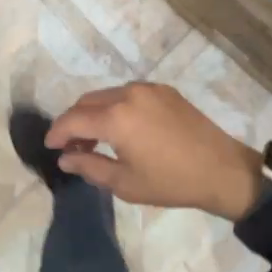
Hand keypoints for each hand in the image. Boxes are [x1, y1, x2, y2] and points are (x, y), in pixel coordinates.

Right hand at [46, 83, 263, 219]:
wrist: (221, 169)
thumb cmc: (170, 182)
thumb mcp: (125, 183)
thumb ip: (89, 166)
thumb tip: (65, 157)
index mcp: (115, 117)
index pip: (73, 119)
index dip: (57, 132)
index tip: (49, 146)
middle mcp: (127, 94)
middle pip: (87, 102)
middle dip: (73, 122)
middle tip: (71, 147)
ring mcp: (147, 88)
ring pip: (107, 95)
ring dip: (94, 114)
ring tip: (94, 140)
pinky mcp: (163, 90)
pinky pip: (128, 94)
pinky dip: (115, 107)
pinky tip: (121, 129)